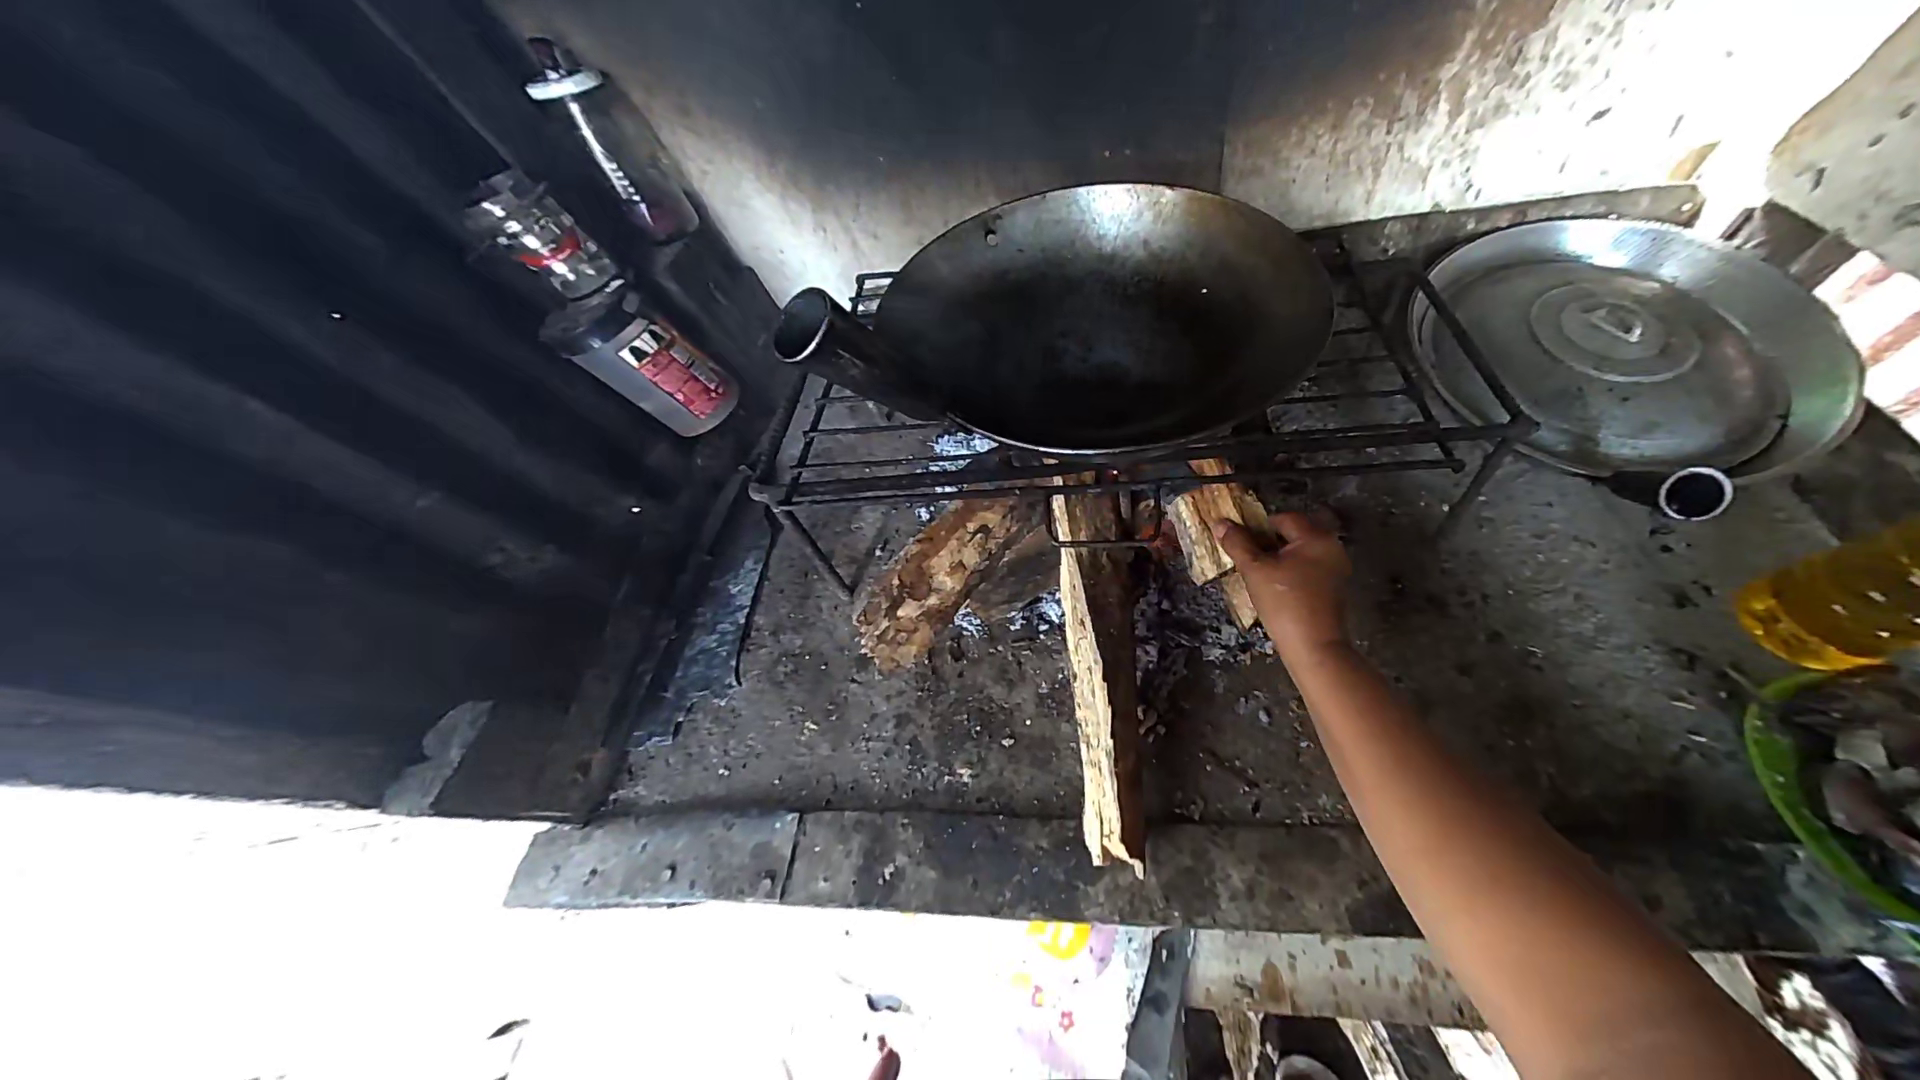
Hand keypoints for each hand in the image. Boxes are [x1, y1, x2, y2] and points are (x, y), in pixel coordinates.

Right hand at [1213, 511, 1351, 655]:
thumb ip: (1237, 543)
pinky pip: (1307, 568)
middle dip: (1267, 543)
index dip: (1257, 527)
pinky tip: (1274, 588)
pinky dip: (1289, 572)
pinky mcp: (1333, 587)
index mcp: (1316, 537)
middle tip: (1247, 559)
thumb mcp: (1254, 570)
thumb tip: (1220, 523)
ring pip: (1298, 553)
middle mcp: (1331, 547)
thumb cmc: (1284, 603)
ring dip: (1276, 559)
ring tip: (1257, 575)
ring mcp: (1335, 568)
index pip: (1282, 518)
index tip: (1240, 544)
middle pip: (1292, 534)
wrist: (1314, 646)